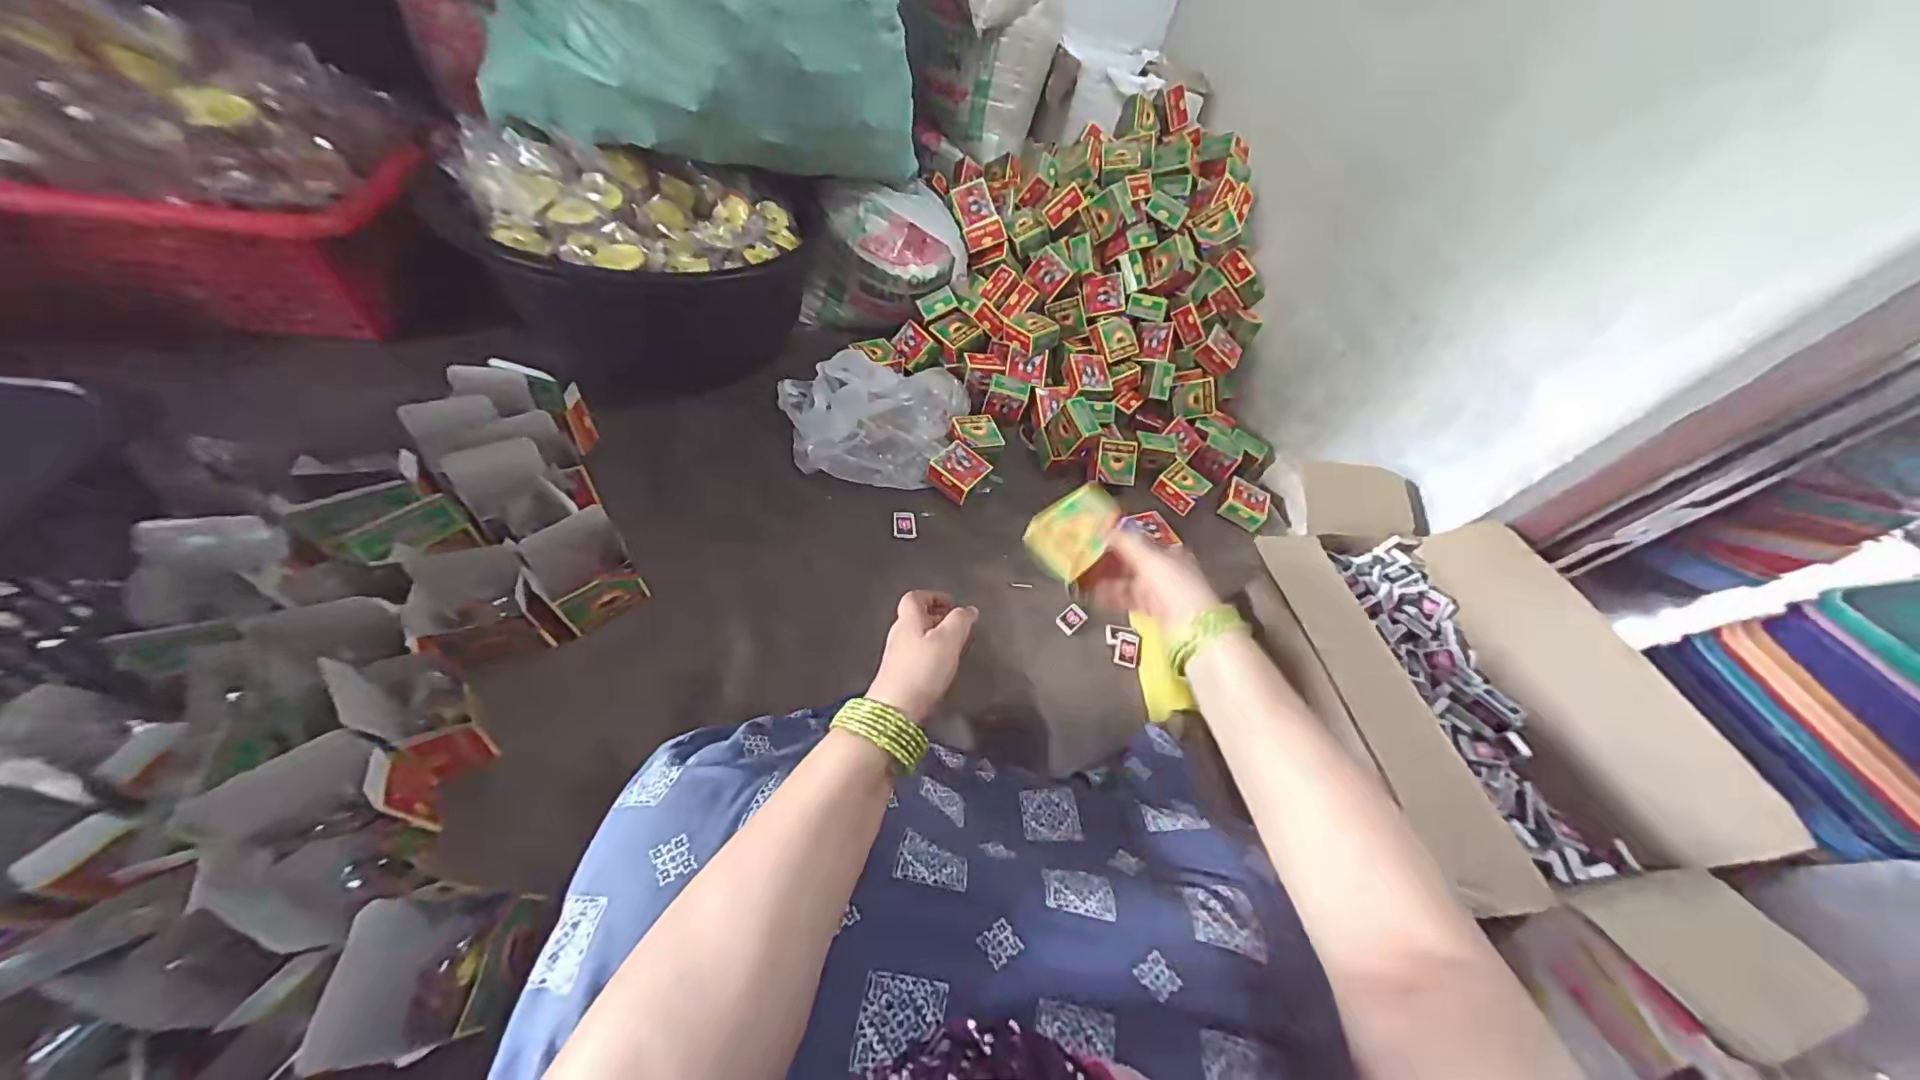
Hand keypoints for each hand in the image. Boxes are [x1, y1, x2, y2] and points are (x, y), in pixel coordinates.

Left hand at [865, 591, 977, 724]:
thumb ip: (960, 620)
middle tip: (958, 622)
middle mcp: (899, 634)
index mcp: (908, 620)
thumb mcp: (948, 639)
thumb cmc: (921, 670)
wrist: (897, 709)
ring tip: (956, 642)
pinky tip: (944, 664)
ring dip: (937, 635)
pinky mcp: (901, 674)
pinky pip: (918, 655)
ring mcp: (898, 655)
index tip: (952, 603)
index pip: (915, 597)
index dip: (934, 596)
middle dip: (939, 616)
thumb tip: (968, 610)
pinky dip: (932, 653)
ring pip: (919, 636)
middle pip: (917, 616)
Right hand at [1082, 527, 1222, 627]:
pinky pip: (1128, 599)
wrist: (1190, 626)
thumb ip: (1127, 543)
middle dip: (1111, 563)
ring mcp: (1159, 591)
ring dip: (1108, 581)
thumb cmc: (1175, 586)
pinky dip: (1112, 597)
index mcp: (1170, 554)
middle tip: (1088, 561)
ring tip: (1088, 580)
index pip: (1141, 543)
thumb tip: (1106, 528)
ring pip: (1129, 582)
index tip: (1100, 540)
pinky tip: (1096, 596)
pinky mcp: (1152, 609)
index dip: (1120, 541)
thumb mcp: (1150, 560)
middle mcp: (1165, 570)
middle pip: (1133, 563)